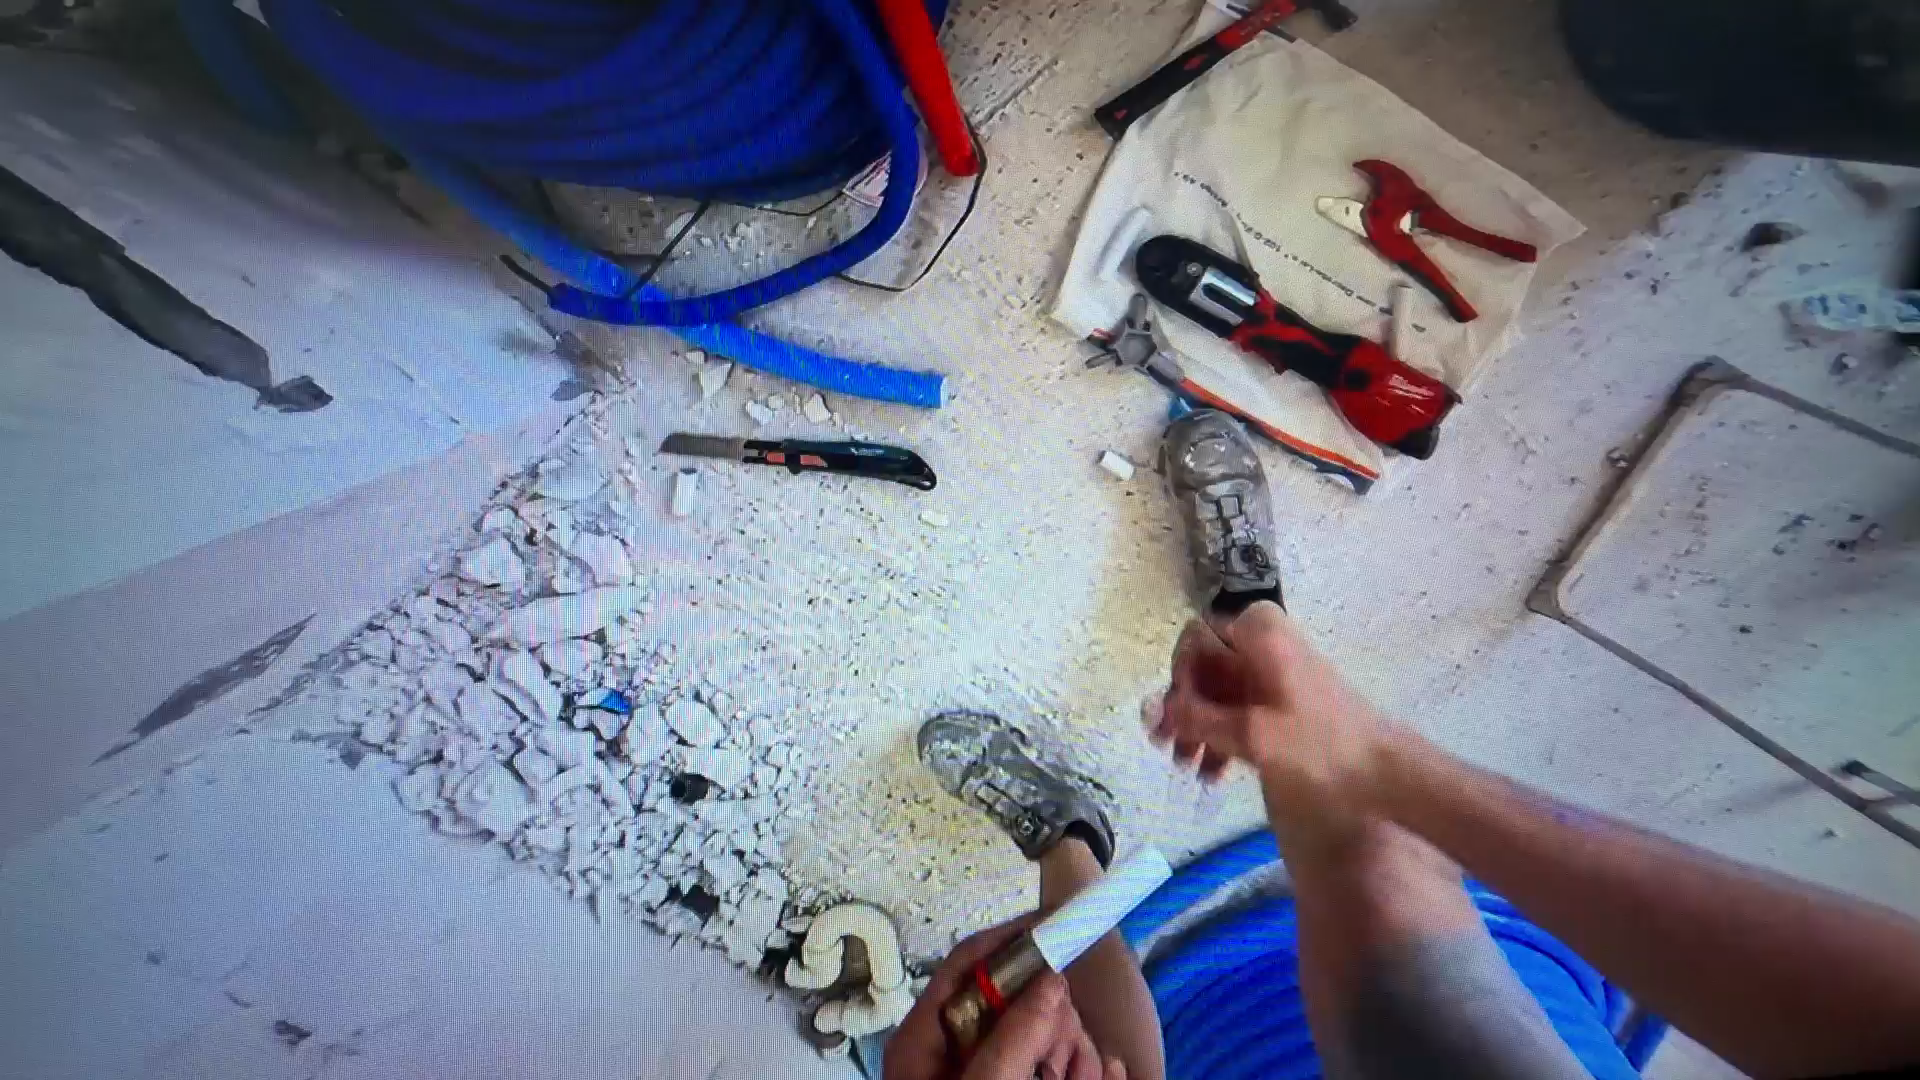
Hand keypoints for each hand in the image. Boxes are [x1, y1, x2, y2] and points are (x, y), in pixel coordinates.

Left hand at [887, 917, 1126, 1079]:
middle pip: (1015, 995)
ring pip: (1046, 1028)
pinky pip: (1062, 1061)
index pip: (966, 964)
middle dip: (1052, 1016)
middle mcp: (961, 1048)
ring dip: (1072, 1049)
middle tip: (1068, 1055)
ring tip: (1080, 1075)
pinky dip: (1083, 1068)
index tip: (1052, 923)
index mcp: (928, 1040)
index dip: (1006, 938)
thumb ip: (1015, 1035)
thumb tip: (1051, 980)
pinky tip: (1100, 1073)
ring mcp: (996, 1070)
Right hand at [1150, 601, 1399, 839]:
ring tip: (1188, 769)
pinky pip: (1238, 708)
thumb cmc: (1322, 747)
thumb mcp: (1251, 734)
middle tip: (1167, 748)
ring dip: (1199, 728)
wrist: (1389, 776)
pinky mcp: (1281, 699)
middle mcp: (1264, 644)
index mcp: (1260, 634)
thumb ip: (1195, 718)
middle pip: (1204, 667)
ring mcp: (1273, 672)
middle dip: (1184, 710)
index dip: (1179, 677)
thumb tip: (1145, 707)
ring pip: (1218, 691)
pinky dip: (1222, 735)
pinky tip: (1213, 773)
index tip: (1177, 715)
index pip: (1195, 639)